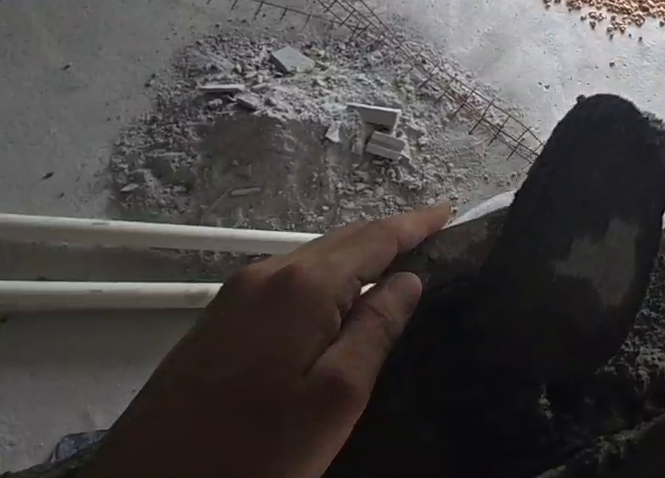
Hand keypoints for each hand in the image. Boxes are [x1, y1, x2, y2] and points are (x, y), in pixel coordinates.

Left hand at [82, 207, 451, 477]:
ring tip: (395, 268)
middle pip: (344, 240)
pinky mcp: (213, 324)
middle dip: (389, 237)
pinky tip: (338, 301)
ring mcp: (233, 297)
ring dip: (357, 258)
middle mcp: (267, 275)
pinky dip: (325, 279)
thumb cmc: (253, 455)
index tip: (451, 211)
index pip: (376, 237)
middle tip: (432, 241)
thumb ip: (377, 330)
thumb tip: (407, 280)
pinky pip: (287, 282)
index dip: (417, 223)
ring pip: (314, 260)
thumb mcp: (335, 399)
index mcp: (302, 285)